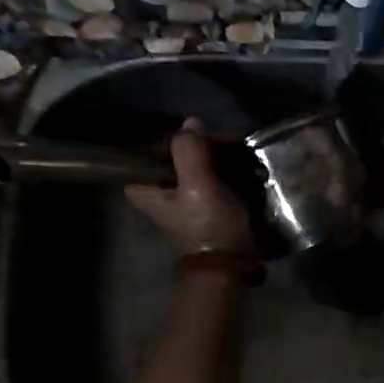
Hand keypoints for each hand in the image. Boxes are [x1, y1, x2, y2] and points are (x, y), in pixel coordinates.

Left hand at [125, 118, 253, 254]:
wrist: (231, 260)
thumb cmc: (208, 225)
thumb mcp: (199, 186)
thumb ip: (190, 152)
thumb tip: (191, 122)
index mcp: (142, 184)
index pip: (157, 145)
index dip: (184, 139)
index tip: (209, 141)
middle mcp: (155, 187)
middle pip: (178, 152)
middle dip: (205, 147)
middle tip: (231, 147)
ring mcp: (179, 194)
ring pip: (196, 161)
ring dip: (218, 156)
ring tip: (241, 156)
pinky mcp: (200, 200)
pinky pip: (209, 174)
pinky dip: (224, 168)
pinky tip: (242, 167)